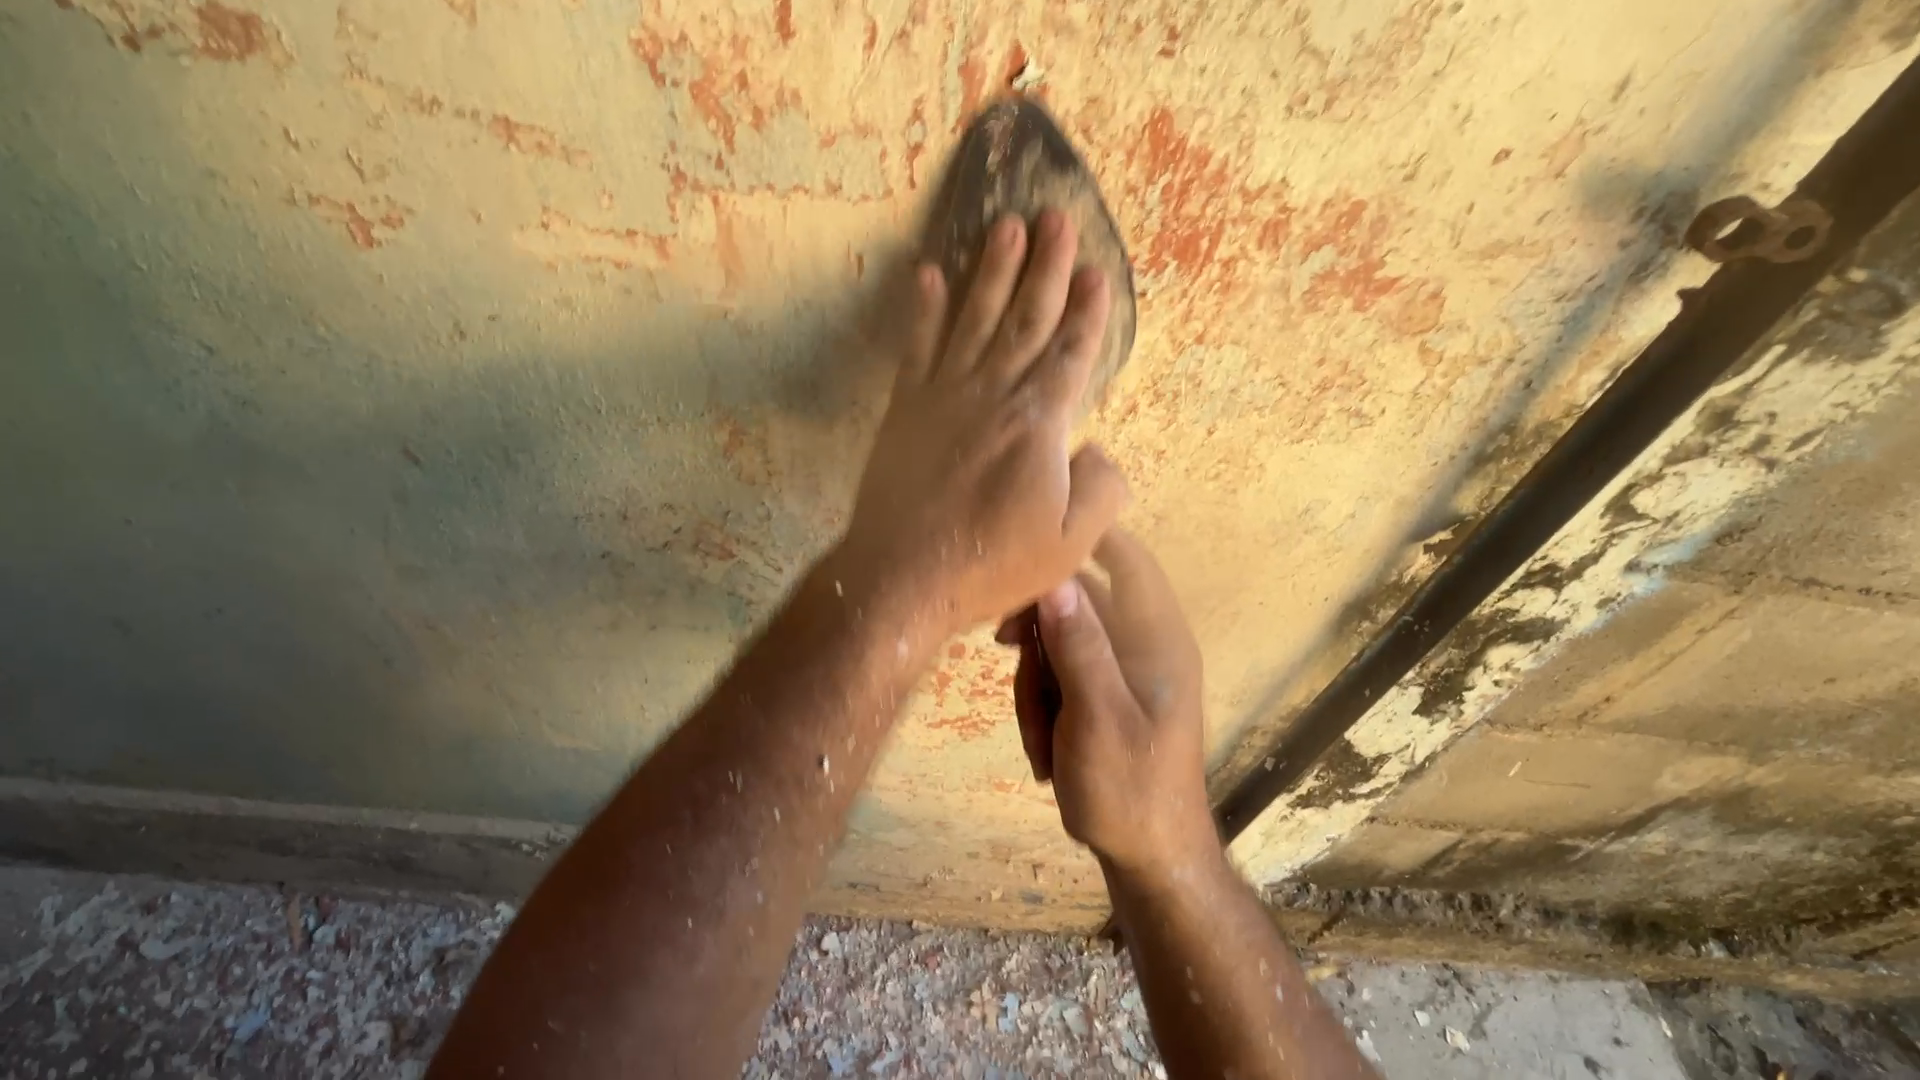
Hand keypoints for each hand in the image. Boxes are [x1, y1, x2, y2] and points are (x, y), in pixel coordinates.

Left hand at [841, 211, 1128, 633]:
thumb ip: (1101, 490)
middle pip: (1025, 318)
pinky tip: (928, 276)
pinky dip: (923, 311)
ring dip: (991, 271)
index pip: (1070, 354)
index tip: (1097, 272)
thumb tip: (1098, 450)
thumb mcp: (1070, 543)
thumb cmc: (992, 565)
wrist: (903, 576)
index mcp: (1038, 423)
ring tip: (1005, 227)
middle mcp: (993, 394)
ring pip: (974, 319)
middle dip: (1046, 268)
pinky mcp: (905, 409)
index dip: (1087, 313)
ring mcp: (944, 396)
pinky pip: (917, 347)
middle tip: (1055, 218)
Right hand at [999, 530, 1215, 876]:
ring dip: (1036, 684)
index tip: (1028, 536)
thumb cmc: (1131, 790)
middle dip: (1038, 637)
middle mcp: (1142, 642)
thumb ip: (1080, 648)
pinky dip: (1044, 705)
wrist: (1151, 857)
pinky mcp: (1104, 695)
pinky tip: (1048, 749)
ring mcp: (1122, 670)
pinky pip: (1059, 676)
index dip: (1082, 536)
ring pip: (1057, 641)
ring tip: (1043, 739)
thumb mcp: (1099, 719)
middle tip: (1004, 653)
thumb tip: (1057, 581)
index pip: (1125, 557)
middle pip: (1075, 601)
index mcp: (1156, 637)